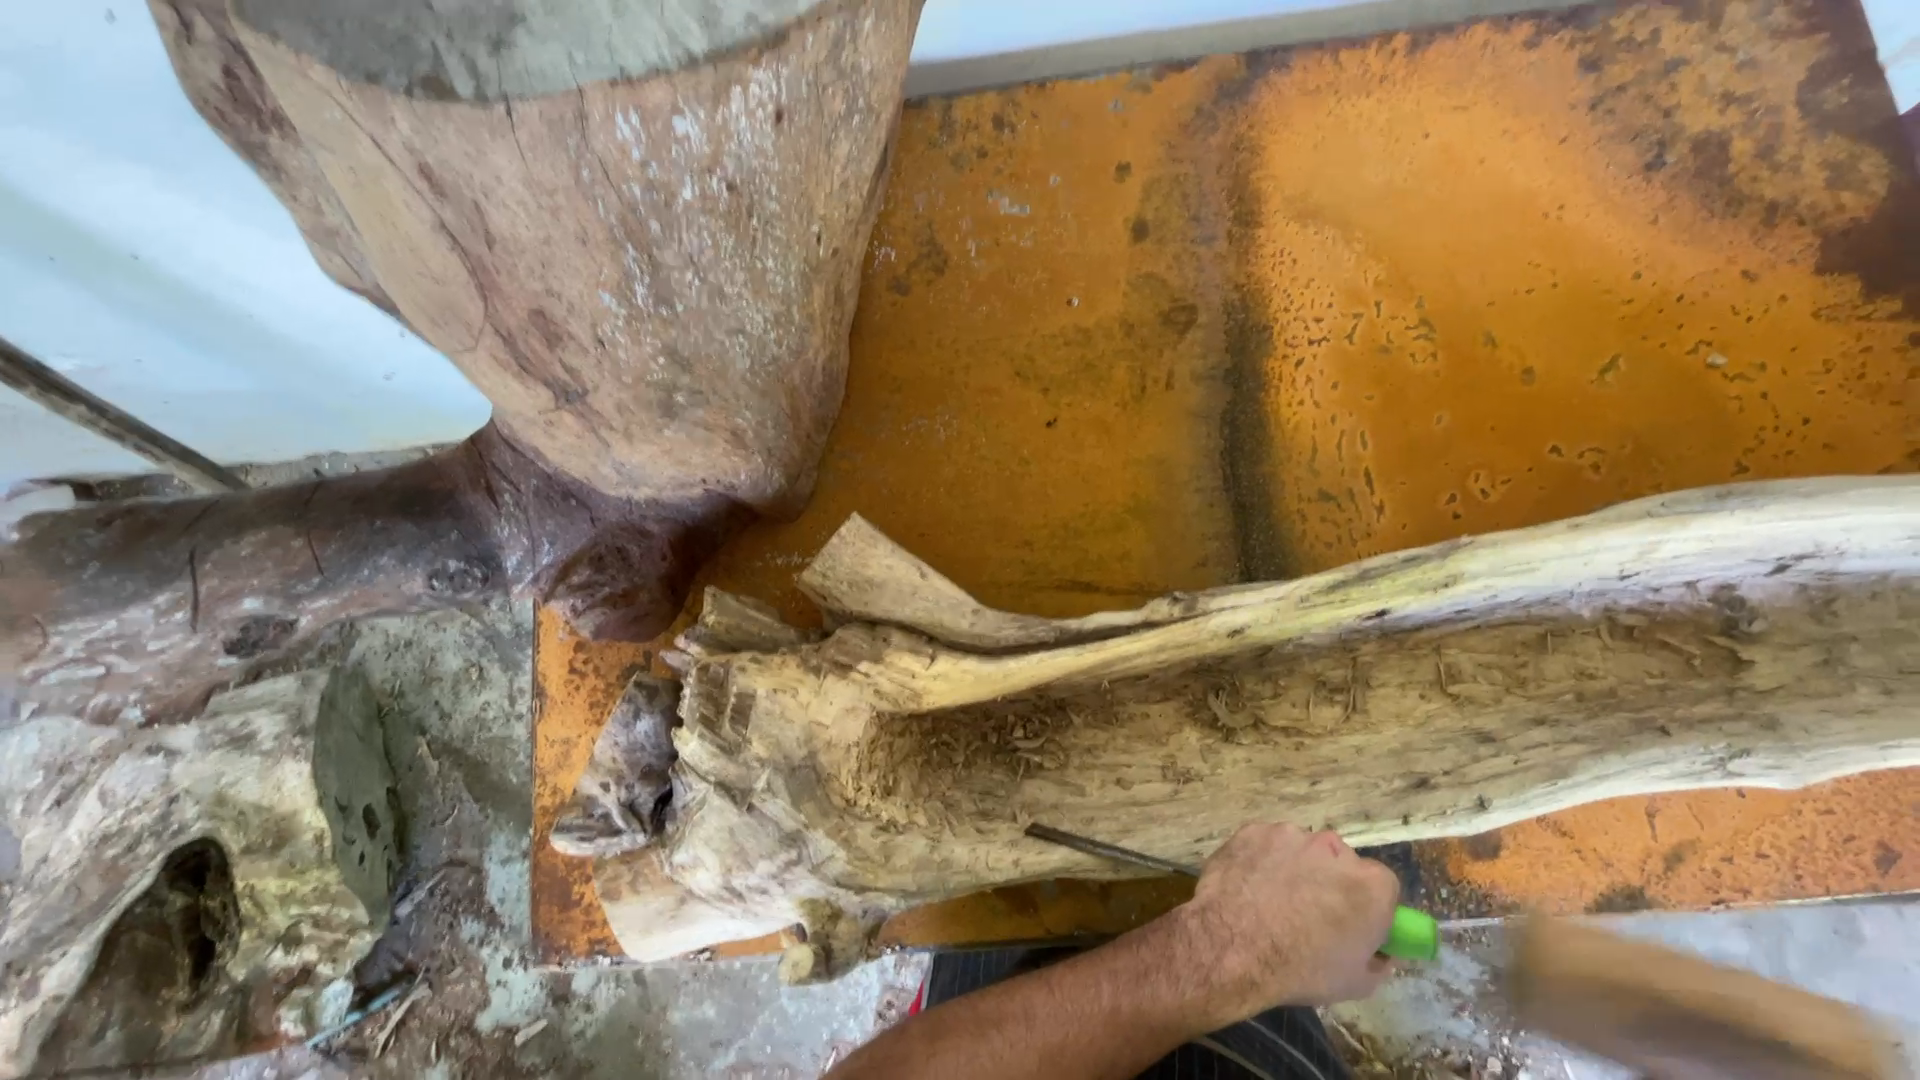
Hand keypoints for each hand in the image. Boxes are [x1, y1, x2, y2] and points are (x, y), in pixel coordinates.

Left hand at [1172, 822, 1400, 1023]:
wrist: (1231, 946)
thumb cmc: (1301, 969)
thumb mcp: (1358, 982)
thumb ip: (1378, 958)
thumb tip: (1380, 948)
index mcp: (1371, 884)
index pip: (1380, 886)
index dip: (1366, 904)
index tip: (1351, 922)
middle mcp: (1334, 848)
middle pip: (1340, 862)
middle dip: (1329, 881)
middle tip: (1308, 911)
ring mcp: (1290, 834)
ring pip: (1300, 850)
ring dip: (1293, 868)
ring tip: (1271, 900)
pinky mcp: (1253, 830)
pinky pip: (1266, 845)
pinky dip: (1261, 860)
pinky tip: (1248, 885)